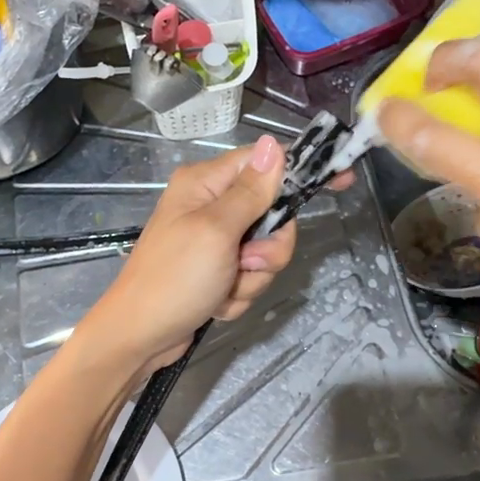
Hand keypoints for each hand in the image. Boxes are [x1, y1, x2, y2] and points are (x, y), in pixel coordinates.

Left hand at [79, 136, 323, 370]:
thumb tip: (273, 143)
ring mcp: (214, 242)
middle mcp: (210, 207)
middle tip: (247, 261)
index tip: (339, 181)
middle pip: (272, 214)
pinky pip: (249, 277)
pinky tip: (215, 303)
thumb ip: (250, 191)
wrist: (140, 337)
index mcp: (205, 184)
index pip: (263, 163)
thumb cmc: (174, 278)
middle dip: (268, 248)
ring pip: (264, 252)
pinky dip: (238, 294)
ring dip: (251, 277)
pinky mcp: (216, 273)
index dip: (299, 173)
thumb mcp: (216, 230)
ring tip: (224, 288)